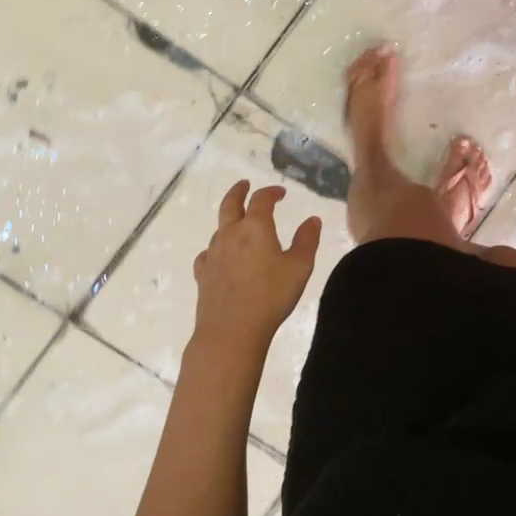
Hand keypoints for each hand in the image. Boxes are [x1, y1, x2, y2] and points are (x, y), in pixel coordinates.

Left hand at [191, 181, 320, 357]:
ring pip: (219, 228)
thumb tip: (313, 220)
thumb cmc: (270, 296)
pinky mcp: (203, 274)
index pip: (261, 199)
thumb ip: (307, 240)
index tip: (280, 193)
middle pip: (230, 205)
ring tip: (239, 223)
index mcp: (255, 227)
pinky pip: (208, 253)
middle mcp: (231, 234)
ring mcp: (213, 254)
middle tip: (244, 185)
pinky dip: (216, 248)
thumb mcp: (300, 267)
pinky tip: (220, 256)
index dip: (271, 192)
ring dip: (229, 220)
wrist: (231, 330)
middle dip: (238, 192)